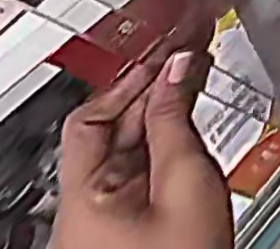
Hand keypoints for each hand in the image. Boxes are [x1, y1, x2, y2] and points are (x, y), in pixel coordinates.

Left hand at [56, 37, 230, 248]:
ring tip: (194, 76)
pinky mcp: (126, 228)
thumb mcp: (185, 181)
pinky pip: (141, 167)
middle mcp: (84, 208)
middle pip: (110, 129)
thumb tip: (176, 67)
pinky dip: (165, 137)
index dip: (131, 79)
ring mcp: (105, 220)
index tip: (167, 52)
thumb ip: (176, 118)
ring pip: (128, 146)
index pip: (92, 117)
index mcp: (84, 198)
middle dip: (151, 88)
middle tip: (189, 56)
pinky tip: (189, 117)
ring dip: (161, 109)